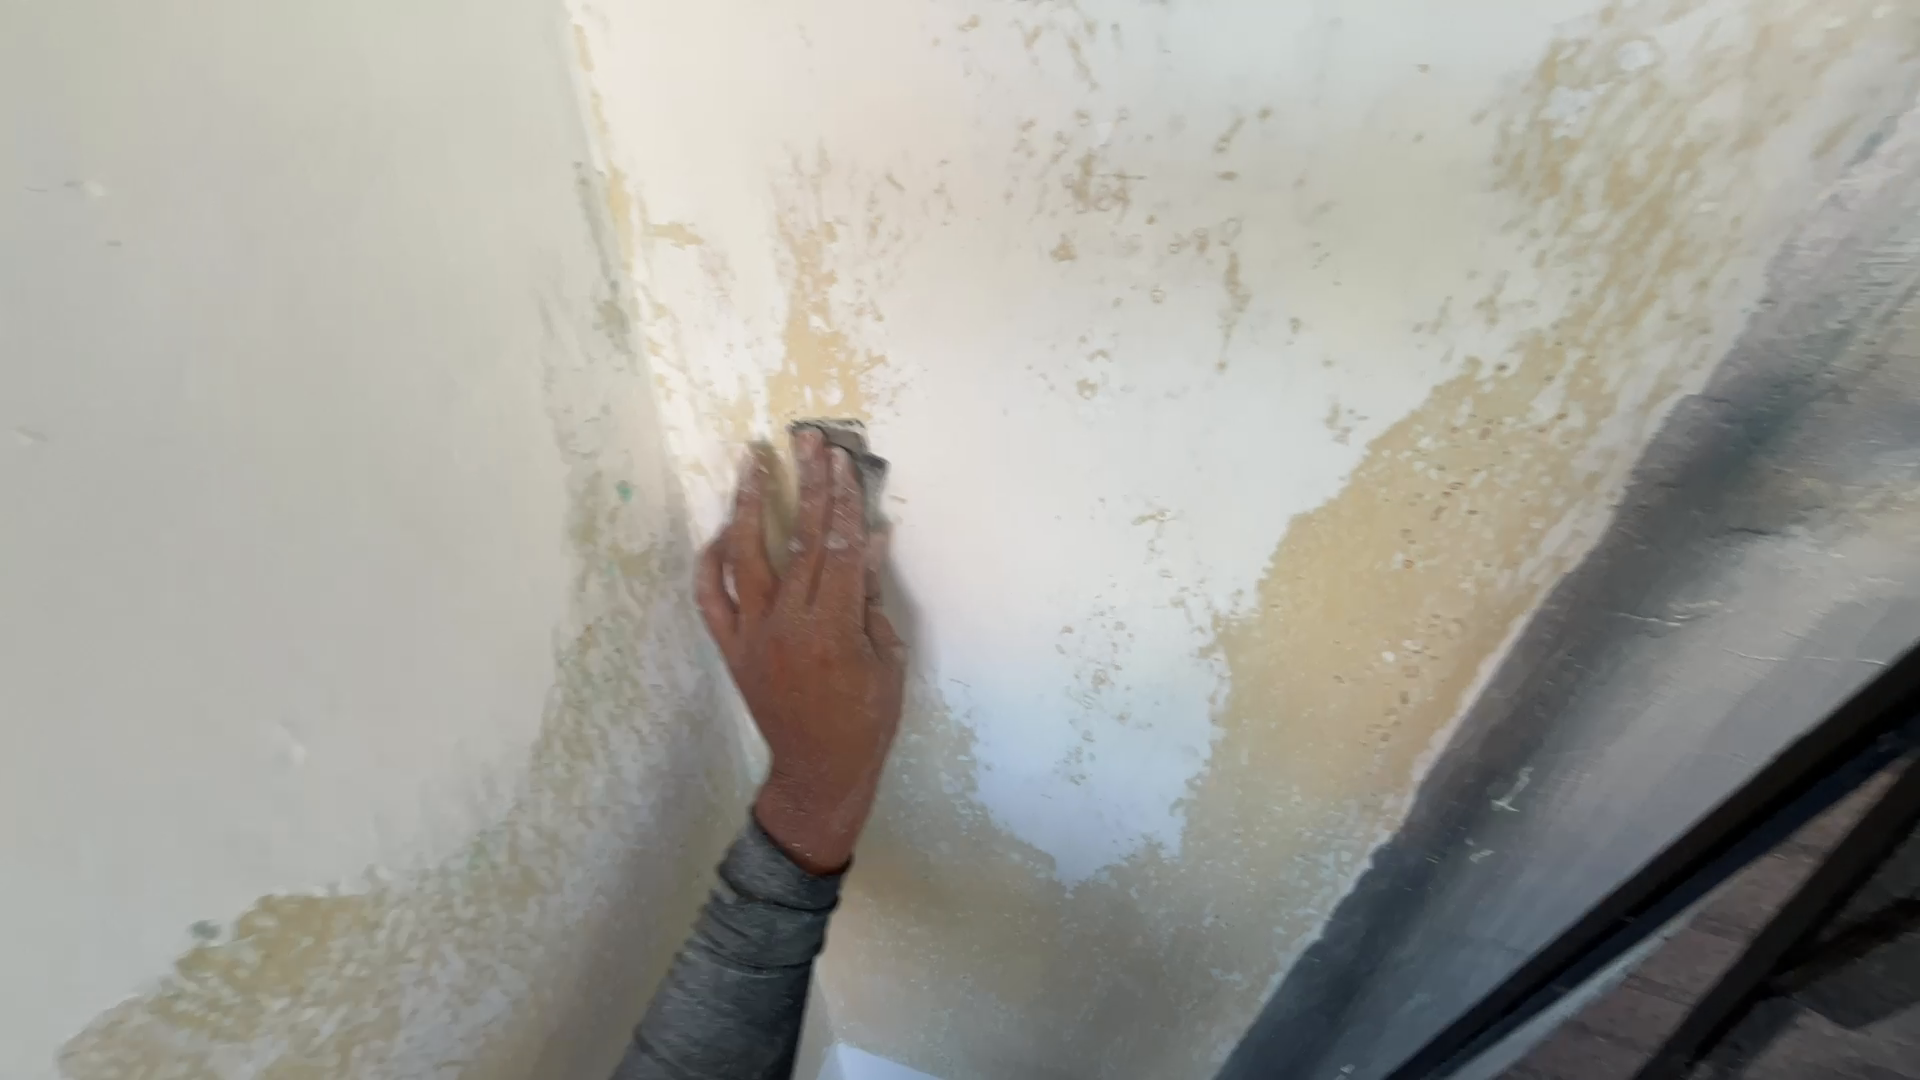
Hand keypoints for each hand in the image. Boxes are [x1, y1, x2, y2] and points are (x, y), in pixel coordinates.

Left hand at [695, 428, 906, 874]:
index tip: (841, 460)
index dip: (843, 500)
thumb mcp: (887, 658)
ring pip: (745, 556)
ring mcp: (752, 634)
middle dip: (805, 484)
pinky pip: (710, 599)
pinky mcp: (731, 648)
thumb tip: (870, 540)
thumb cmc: (866, 719)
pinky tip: (720, 531)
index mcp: (834, 628)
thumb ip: (873, 597)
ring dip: (748, 504)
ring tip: (752, 459)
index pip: (840, 548)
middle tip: (806, 438)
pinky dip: (710, 562)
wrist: (818, 769)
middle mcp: (787, 623)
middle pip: (799, 540)